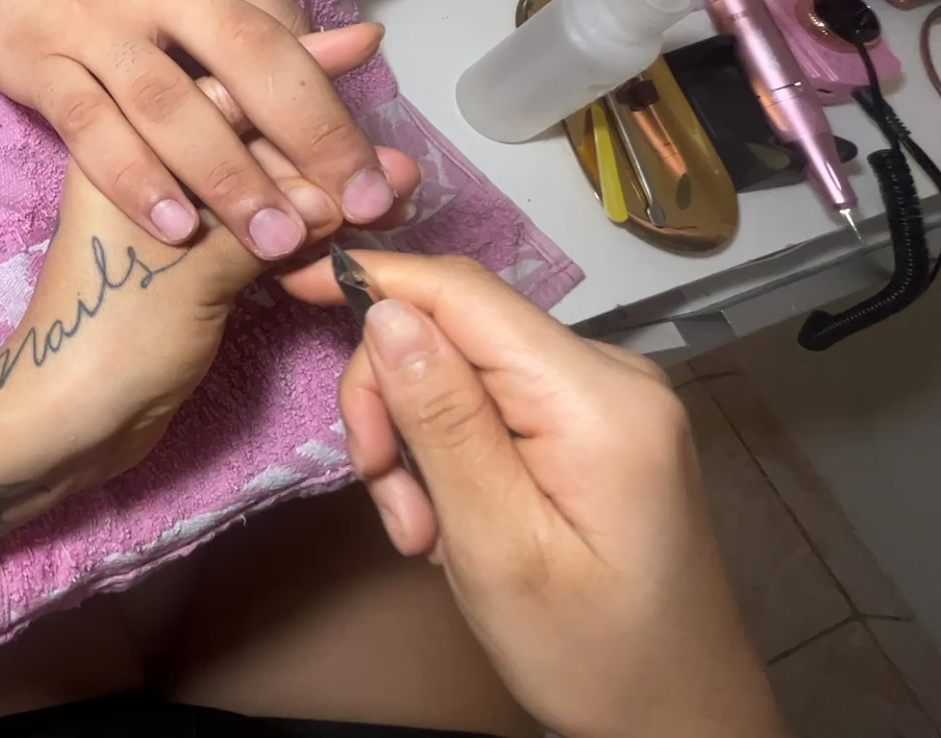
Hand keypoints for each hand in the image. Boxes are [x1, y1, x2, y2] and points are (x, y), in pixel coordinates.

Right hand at [0, 0, 413, 259]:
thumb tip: (311, 47)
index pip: (279, 21)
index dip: (329, 95)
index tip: (361, 158)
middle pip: (249, 57)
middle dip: (314, 134)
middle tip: (363, 203)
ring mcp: (89, 19)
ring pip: (169, 102)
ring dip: (229, 173)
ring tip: (278, 236)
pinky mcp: (36, 61)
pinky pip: (91, 126)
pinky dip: (134, 176)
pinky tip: (174, 224)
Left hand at [1, 25, 420, 490]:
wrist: (67, 419)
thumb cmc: (112, 335)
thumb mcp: (189, 271)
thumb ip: (266, 225)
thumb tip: (347, 191)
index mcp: (125, 151)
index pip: (220, 94)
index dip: (292, 71)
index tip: (362, 45)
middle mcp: (149, 172)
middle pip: (247, 139)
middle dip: (323, 147)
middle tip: (398, 163)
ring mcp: (172, 218)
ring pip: (257, 187)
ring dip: (322, 192)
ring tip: (398, 194)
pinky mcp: (189, 263)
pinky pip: (254, 230)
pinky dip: (301, 231)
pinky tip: (351, 228)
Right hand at [286, 254, 786, 737]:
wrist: (677, 724)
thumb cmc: (588, 652)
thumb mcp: (495, 542)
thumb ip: (441, 419)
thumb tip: (386, 311)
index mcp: (595, 398)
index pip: (462, 294)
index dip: (373, 277)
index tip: (294, 285)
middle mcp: (602, 373)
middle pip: (447, 331)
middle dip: (387, 398)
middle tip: (377, 484)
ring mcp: (592, 394)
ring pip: (449, 367)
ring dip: (406, 435)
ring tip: (414, 523)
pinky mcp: (575, 419)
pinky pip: (473, 397)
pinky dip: (433, 445)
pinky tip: (439, 510)